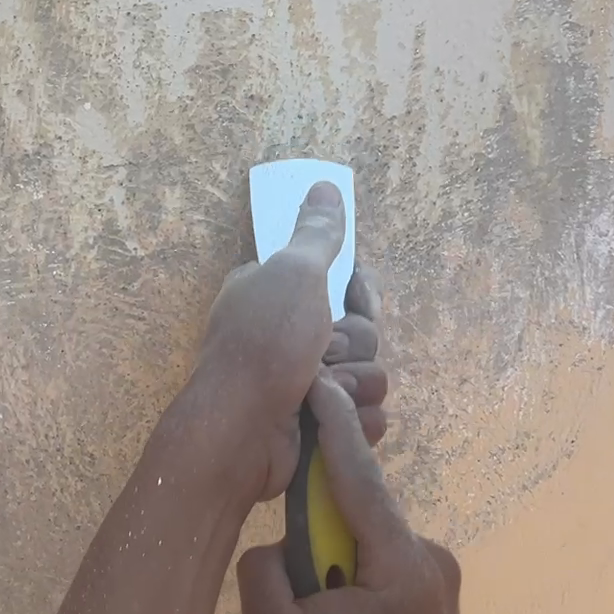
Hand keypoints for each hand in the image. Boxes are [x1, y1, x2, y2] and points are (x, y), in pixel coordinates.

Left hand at [182, 183, 389, 503]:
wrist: (241, 430)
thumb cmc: (265, 342)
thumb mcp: (293, 273)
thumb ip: (317, 232)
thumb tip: (325, 183)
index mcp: (283, 292)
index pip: (348, 283)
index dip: (362, 293)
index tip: (356, 298)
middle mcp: (295, 333)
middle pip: (365, 331)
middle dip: (352, 345)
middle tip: (322, 352)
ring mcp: (308, 381)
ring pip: (372, 376)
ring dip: (352, 386)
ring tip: (318, 394)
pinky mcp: (322, 425)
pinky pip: (367, 417)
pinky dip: (352, 421)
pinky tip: (327, 424)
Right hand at [237, 378, 462, 613]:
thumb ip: (263, 569)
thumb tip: (283, 546)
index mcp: (400, 564)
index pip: (357, 474)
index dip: (333, 423)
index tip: (317, 380)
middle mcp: (432, 561)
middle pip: (359, 511)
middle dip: (319, 525)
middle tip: (296, 581)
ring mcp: (444, 585)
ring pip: (369, 543)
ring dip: (336, 560)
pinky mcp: (441, 607)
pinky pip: (383, 568)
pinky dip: (354, 579)